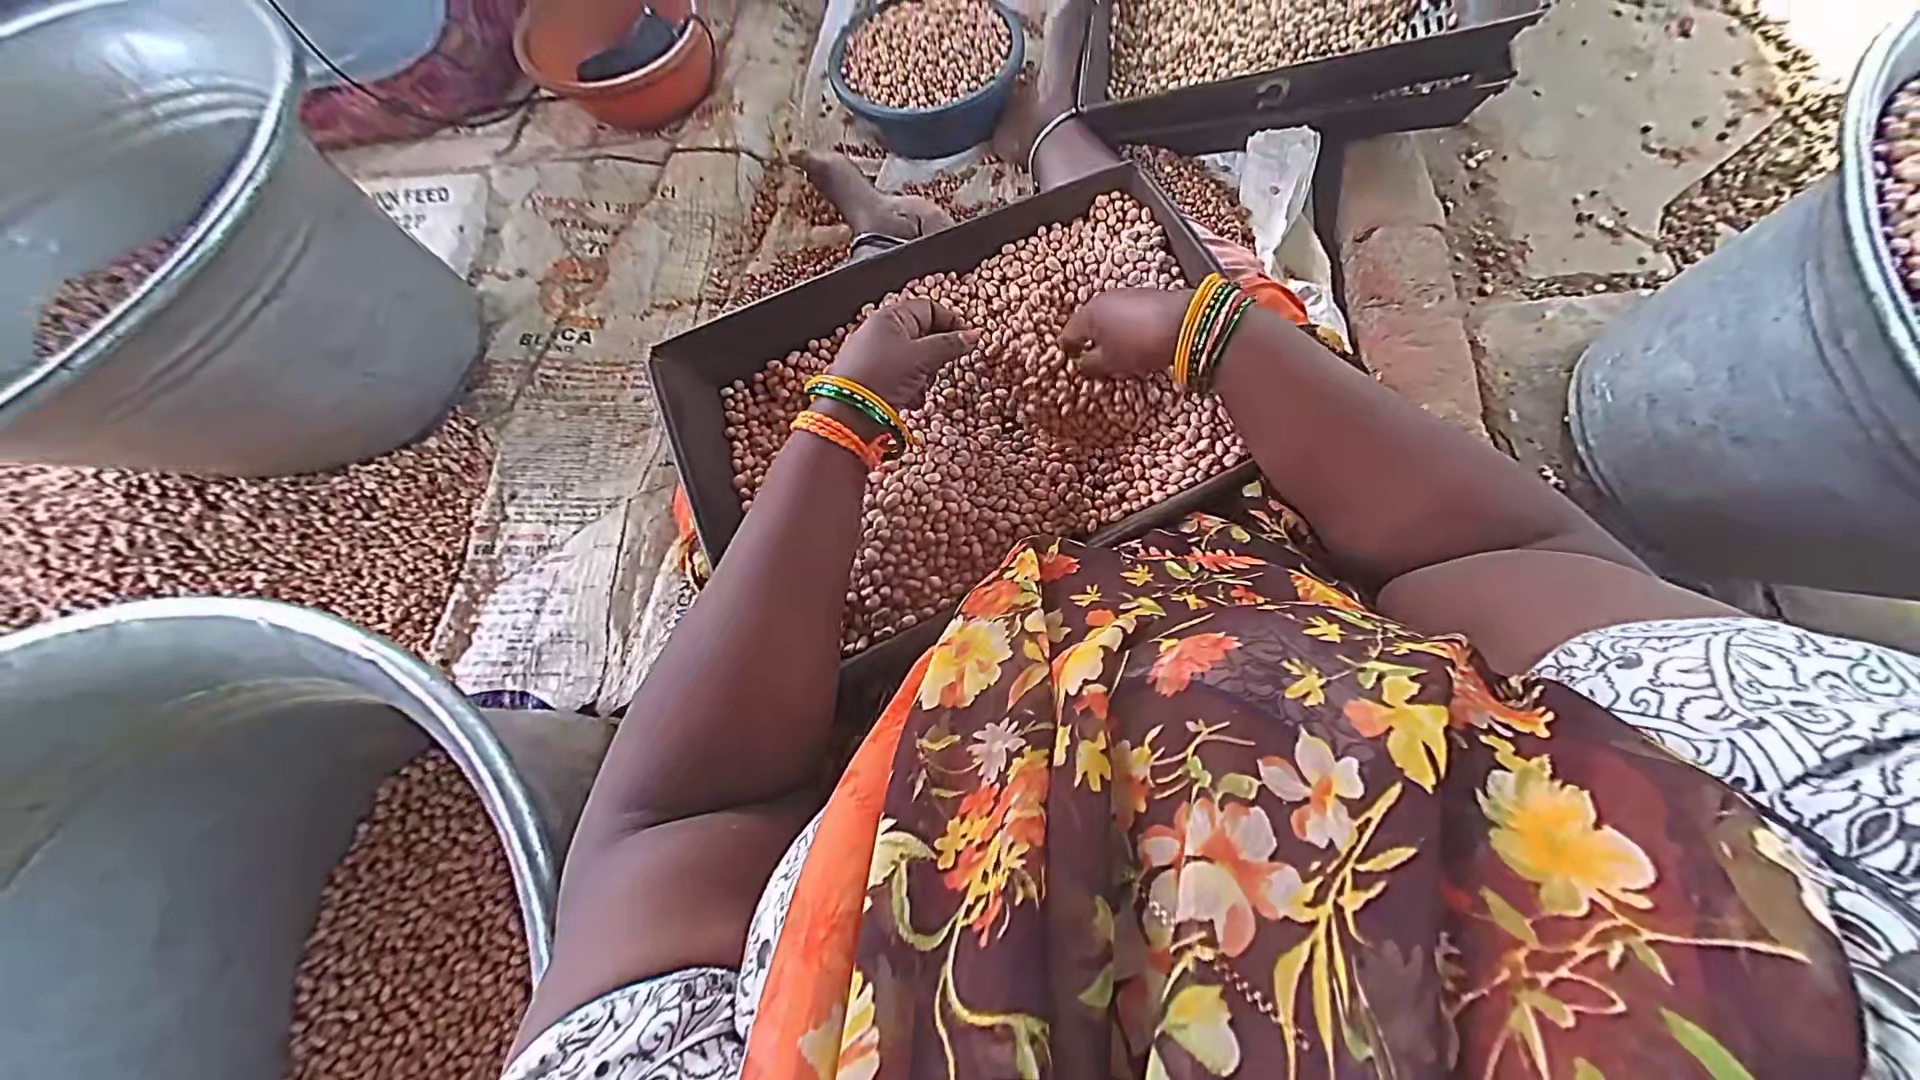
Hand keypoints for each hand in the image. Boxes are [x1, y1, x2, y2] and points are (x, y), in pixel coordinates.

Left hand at [827, 298, 978, 414]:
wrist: (848, 412)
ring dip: (923, 376)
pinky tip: (908, 400)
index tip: (967, 341)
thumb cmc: (883, 377)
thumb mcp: (922, 358)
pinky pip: (899, 377)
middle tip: (938, 370)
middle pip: (922, 336)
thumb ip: (950, 345)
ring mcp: (874, 355)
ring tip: (919, 389)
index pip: (929, 308)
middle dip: (935, 357)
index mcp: (891, 317)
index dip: (951, 323)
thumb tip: (974, 335)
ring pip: (913, 360)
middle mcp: (880, 331)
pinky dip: (909, 388)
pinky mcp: (871, 378)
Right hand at [1058, 288, 1193, 377]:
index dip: (1070, 354)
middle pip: (1088, 327)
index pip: (1067, 337)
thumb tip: (1081, 364)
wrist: (1187, 323)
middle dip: (1092, 345)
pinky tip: (1139, 344)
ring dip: (1110, 338)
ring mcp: (1125, 295)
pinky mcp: (1145, 296)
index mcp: (1087, 314)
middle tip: (1102, 365)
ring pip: (1108, 321)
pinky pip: (1126, 316)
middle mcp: (1103, 299)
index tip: (1079, 367)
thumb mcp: (1108, 363)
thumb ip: (1088, 365)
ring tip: (1123, 357)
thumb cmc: (1139, 344)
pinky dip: (1127, 330)